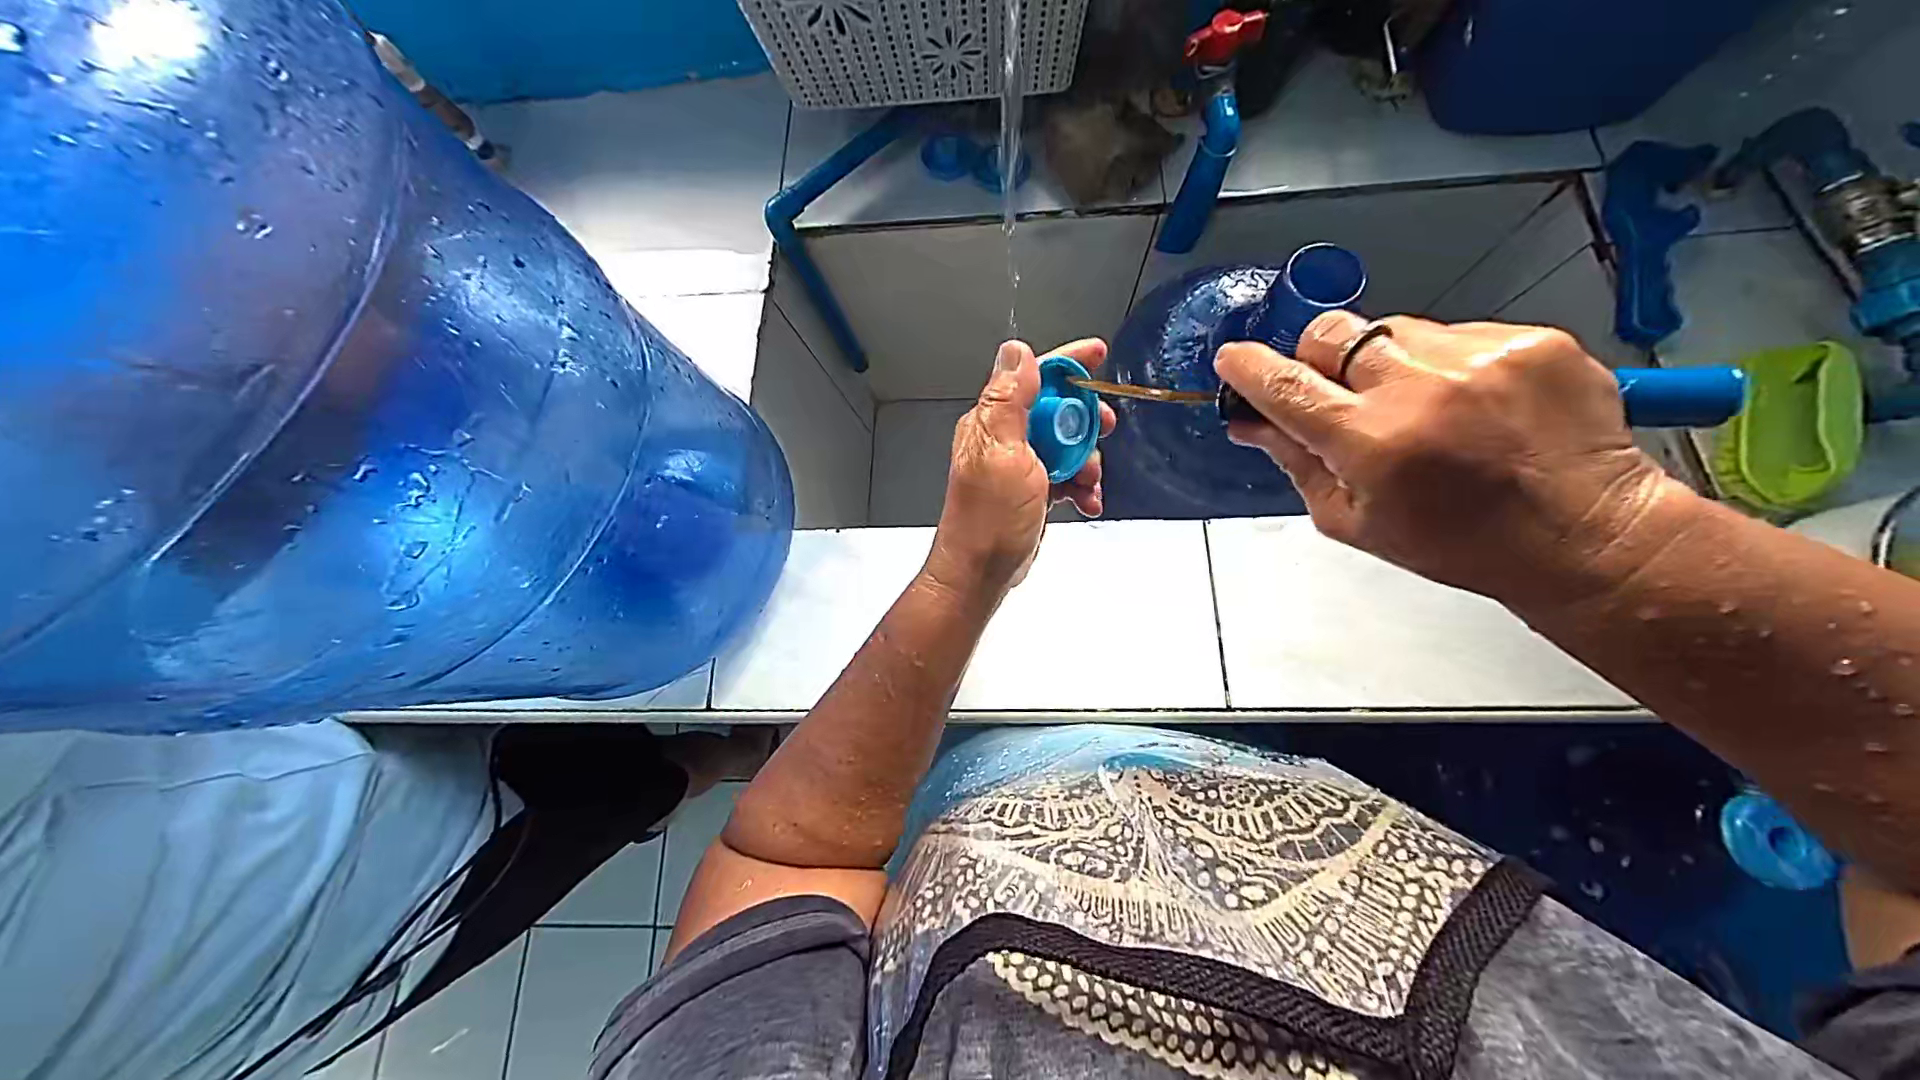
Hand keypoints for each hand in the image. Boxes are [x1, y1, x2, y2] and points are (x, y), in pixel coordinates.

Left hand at [926, 338, 1116, 595]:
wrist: (982, 572)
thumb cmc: (987, 523)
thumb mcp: (1003, 453)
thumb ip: (1009, 400)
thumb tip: (1016, 353)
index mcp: (991, 422)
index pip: (1031, 376)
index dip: (1066, 364)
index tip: (1096, 355)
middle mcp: (1003, 439)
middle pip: (1056, 409)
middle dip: (1084, 422)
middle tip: (1102, 431)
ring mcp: (1018, 465)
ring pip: (1066, 444)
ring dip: (1086, 461)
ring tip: (1087, 482)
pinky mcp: (1030, 490)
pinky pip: (1065, 475)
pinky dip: (1081, 486)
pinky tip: (1085, 501)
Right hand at [1213, 311, 1686, 607]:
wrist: (1579, 533)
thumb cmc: (1455, 542)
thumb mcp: (1351, 519)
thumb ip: (1294, 461)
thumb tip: (1250, 422)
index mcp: (1372, 443)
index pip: (1287, 385)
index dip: (1250, 368)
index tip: (1233, 359)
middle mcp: (1422, 389)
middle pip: (1332, 333)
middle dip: (1317, 357)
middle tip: (1335, 391)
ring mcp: (1481, 357)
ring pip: (1390, 329)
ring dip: (1382, 361)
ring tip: (1417, 404)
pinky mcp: (1529, 340)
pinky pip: (1452, 332)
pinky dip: (1441, 362)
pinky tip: (1465, 401)